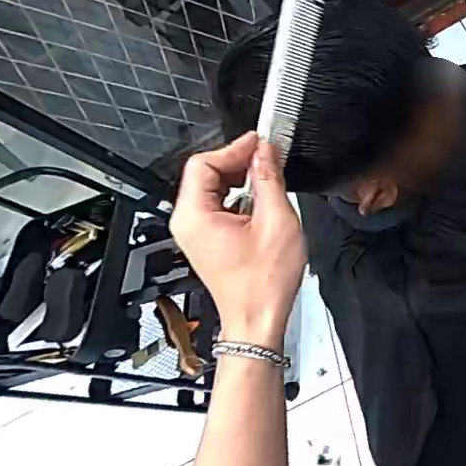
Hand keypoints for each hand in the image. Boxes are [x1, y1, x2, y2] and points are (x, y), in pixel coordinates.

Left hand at [170, 132, 306, 351]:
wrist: (258, 322)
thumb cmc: (262, 285)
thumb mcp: (276, 221)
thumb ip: (269, 178)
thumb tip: (265, 152)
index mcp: (195, 216)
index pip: (204, 163)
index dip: (234, 148)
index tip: (259, 143)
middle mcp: (188, 222)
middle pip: (205, 172)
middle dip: (237, 161)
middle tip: (266, 157)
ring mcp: (196, 232)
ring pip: (212, 187)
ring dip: (239, 177)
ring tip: (268, 176)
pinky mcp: (207, 239)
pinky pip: (217, 203)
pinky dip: (238, 194)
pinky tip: (261, 198)